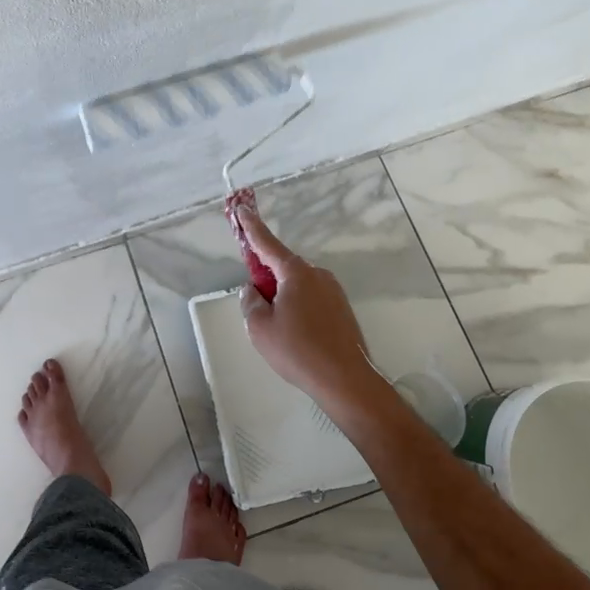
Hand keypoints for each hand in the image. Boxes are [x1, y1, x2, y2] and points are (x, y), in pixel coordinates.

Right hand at [232, 199, 383, 411]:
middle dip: (267, 279)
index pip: (267, 243)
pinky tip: (298, 337)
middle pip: (283, 268)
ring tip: (280, 332)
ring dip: (284, 298)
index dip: (251, 227)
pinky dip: (300, 310)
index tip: (242, 209)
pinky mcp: (343, 310)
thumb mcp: (259, 328)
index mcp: (296, 273)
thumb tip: (254, 290)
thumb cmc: (298, 351)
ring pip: (298, 287)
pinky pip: (313, 300)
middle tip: (258, 307)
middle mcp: (317, 275)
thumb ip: (250, 302)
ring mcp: (334, 292)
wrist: (347, 381)